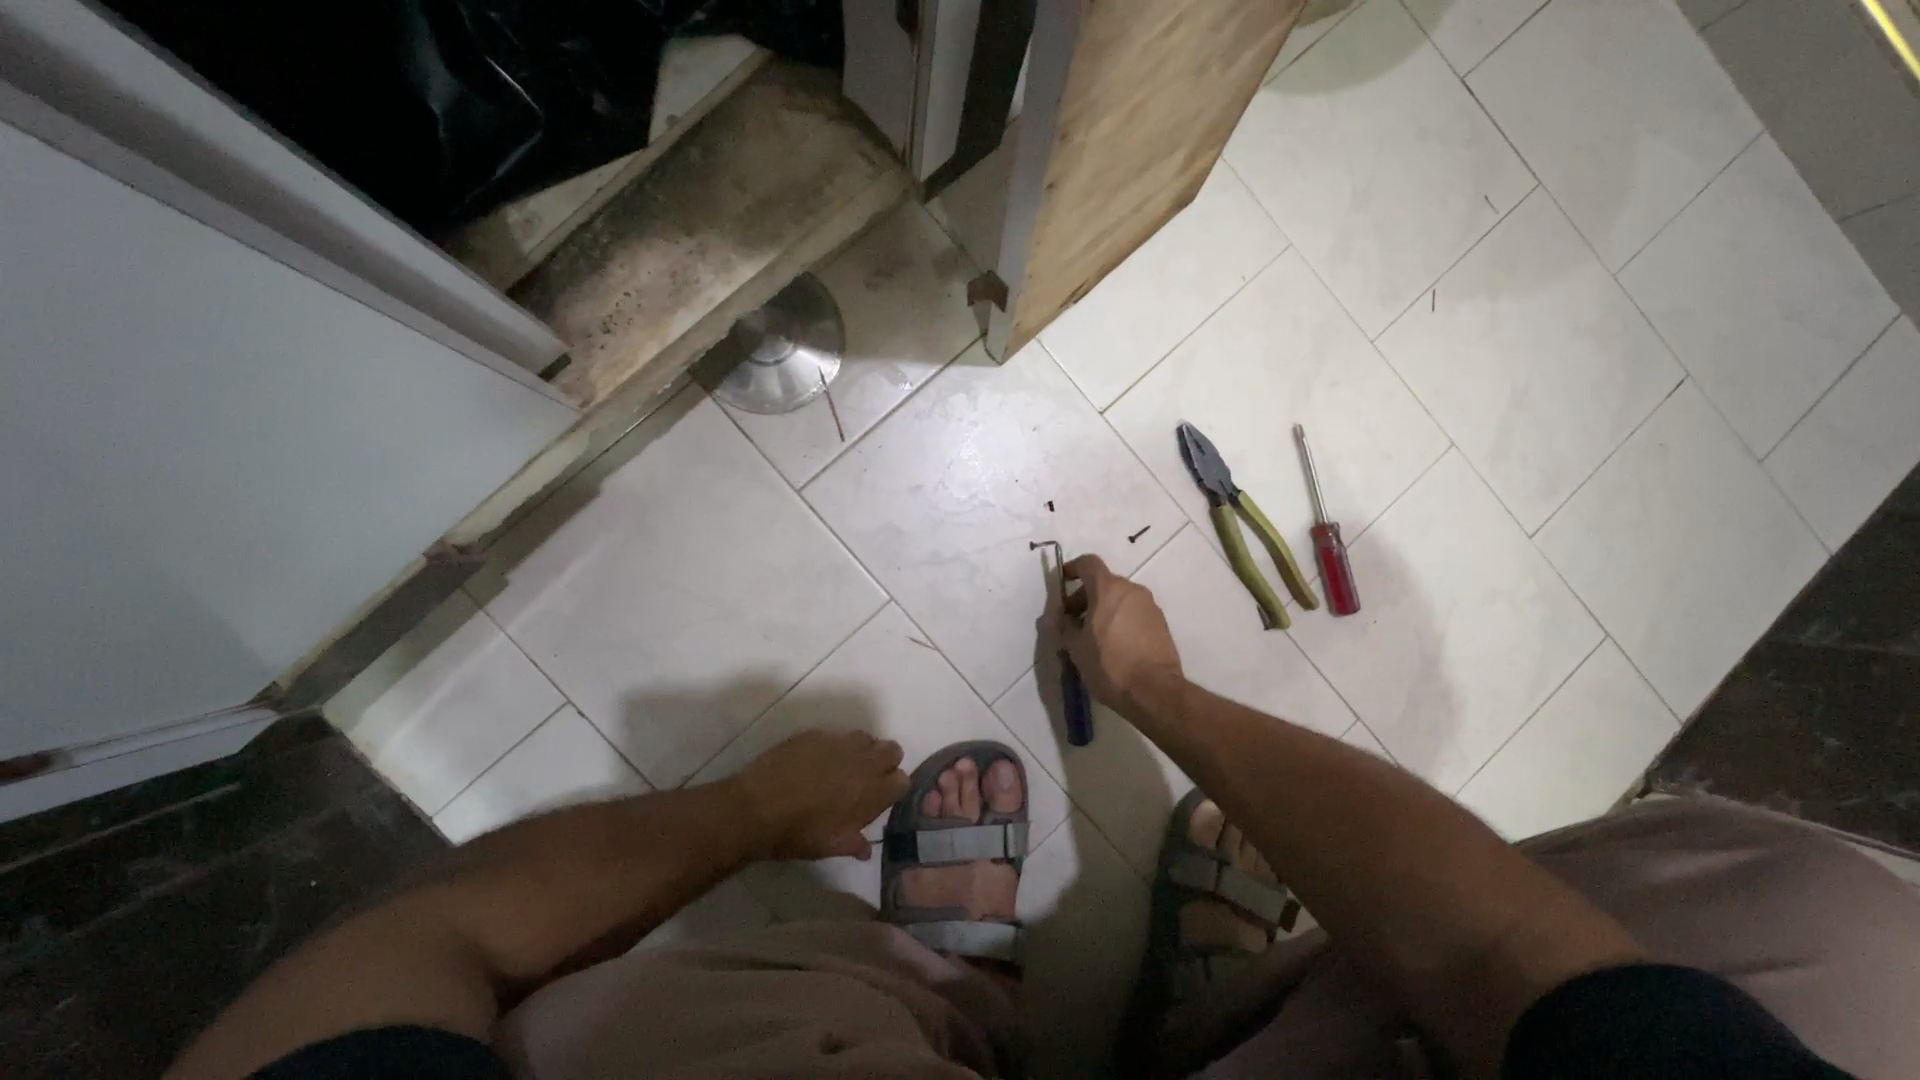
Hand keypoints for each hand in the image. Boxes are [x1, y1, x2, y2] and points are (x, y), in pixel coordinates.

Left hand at [731, 730, 908, 861]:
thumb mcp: (830, 846)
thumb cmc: (798, 833)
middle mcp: (863, 762)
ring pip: (865, 738)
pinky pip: (835, 735)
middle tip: (865, 778)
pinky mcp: (816, 733)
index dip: (892, 789)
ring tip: (842, 766)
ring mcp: (839, 743)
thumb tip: (865, 849)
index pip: (903, 780)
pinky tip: (815, 761)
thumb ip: (854, 844)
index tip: (880, 797)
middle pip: (892, 750)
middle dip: (884, 762)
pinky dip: (833, 746)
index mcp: (872, 791)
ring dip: (861, 750)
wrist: (756, 808)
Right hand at [1046, 554, 1185, 723]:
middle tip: (1073, 620)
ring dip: (1104, 609)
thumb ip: (1062, 627)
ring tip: (1093, 636)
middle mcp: (1132, 590)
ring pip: (1121, 598)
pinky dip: (1121, 619)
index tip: (1063, 582)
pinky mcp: (1161, 623)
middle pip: (1104, 582)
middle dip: (1086, 596)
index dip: (1073, 569)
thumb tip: (1052, 617)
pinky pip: (1135, 612)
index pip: (1088, 563)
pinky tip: (1115, 645)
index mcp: (1108, 589)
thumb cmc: (1109, 665)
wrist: (1154, 691)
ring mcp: (1150, 606)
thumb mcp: (1076, 648)